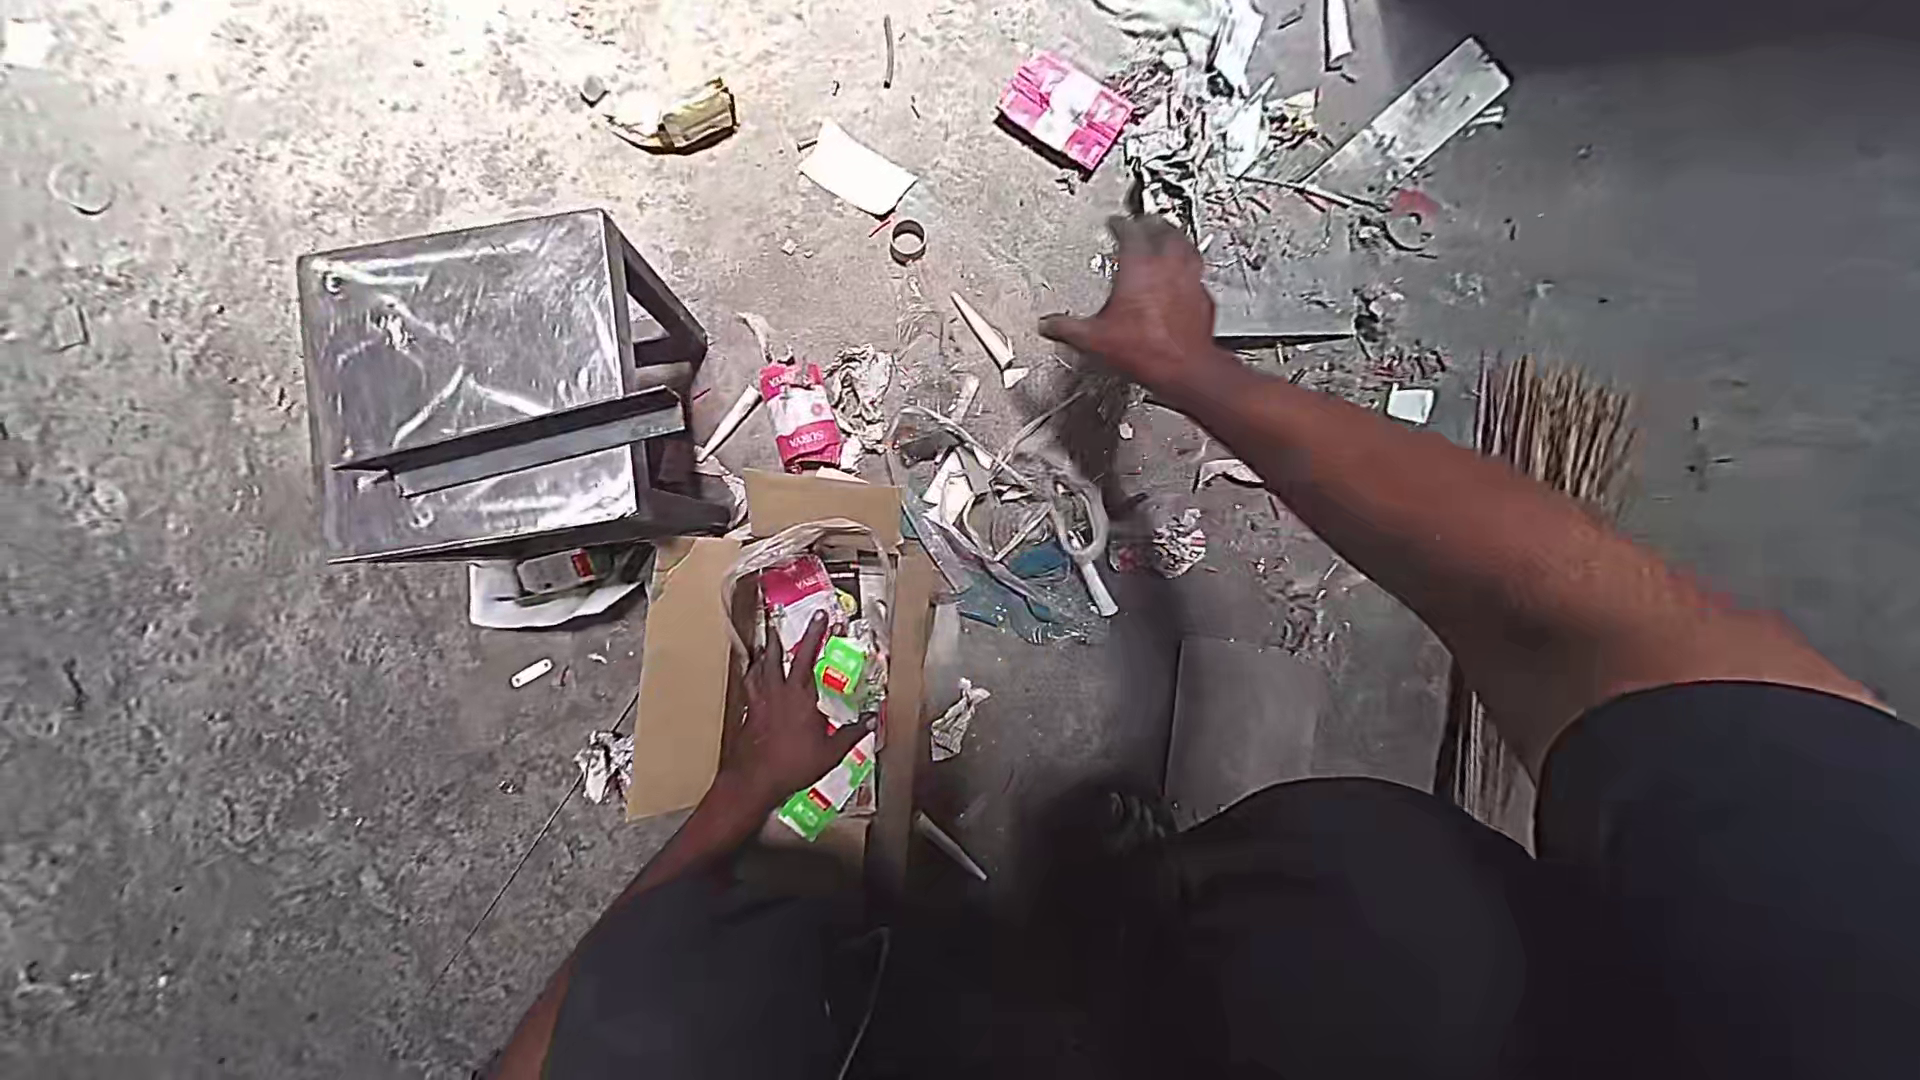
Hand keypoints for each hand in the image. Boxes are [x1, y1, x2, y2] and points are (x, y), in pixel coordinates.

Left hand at [714, 611, 871, 811]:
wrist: (753, 781)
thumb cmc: (793, 765)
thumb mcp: (830, 751)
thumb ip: (852, 733)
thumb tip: (871, 720)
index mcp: (799, 695)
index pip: (808, 656)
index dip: (815, 634)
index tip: (820, 616)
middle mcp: (776, 692)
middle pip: (775, 655)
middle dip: (779, 634)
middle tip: (777, 618)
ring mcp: (758, 701)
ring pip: (758, 668)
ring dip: (762, 652)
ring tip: (764, 641)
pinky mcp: (746, 713)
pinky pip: (749, 686)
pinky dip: (752, 676)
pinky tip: (753, 677)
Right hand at [1039, 215, 1241, 400]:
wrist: (1183, 369)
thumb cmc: (1145, 352)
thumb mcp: (1094, 340)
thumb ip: (1068, 327)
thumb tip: (1048, 324)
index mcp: (1139, 267)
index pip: (1129, 231)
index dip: (1120, 224)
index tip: (1115, 223)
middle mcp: (1168, 266)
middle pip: (1162, 229)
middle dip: (1150, 222)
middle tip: (1142, 221)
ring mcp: (1189, 279)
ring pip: (1184, 244)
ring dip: (1174, 236)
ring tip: (1167, 235)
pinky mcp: (1202, 297)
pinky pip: (1196, 271)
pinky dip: (1188, 266)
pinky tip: (1183, 274)